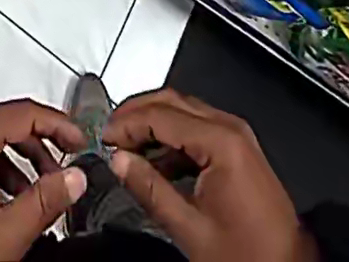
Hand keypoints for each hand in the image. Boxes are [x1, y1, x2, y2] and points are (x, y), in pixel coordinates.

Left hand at [0, 99, 88, 261]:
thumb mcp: (4, 233)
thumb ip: (46, 200)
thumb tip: (77, 177)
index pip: (26, 113)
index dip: (60, 125)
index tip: (82, 140)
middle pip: (15, 121)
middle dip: (46, 144)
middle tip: (71, 162)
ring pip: (3, 137)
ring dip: (30, 159)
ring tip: (48, 188)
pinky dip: (10, 168)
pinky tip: (21, 198)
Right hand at [103, 90, 316, 261]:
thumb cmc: (245, 253)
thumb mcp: (190, 229)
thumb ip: (151, 190)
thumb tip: (118, 160)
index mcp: (220, 140)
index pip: (163, 115)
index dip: (128, 123)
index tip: (102, 137)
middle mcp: (229, 126)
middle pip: (173, 102)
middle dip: (137, 113)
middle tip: (109, 133)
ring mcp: (235, 133)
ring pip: (184, 111)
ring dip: (152, 123)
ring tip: (124, 147)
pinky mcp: (236, 146)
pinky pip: (197, 128)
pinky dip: (171, 137)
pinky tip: (152, 161)